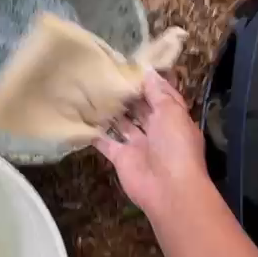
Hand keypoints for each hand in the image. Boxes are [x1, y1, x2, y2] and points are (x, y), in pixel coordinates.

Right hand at [93, 71, 211, 217]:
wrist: (169, 190)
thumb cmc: (175, 146)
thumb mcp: (171, 112)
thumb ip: (158, 92)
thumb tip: (149, 71)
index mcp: (173, 119)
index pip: (162, 96)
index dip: (150, 82)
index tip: (133, 66)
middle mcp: (157, 131)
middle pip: (142, 109)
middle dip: (129, 95)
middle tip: (108, 74)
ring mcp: (139, 146)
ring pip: (124, 124)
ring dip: (112, 111)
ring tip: (93, 90)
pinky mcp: (121, 158)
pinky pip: (107, 143)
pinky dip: (95, 133)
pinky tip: (82, 117)